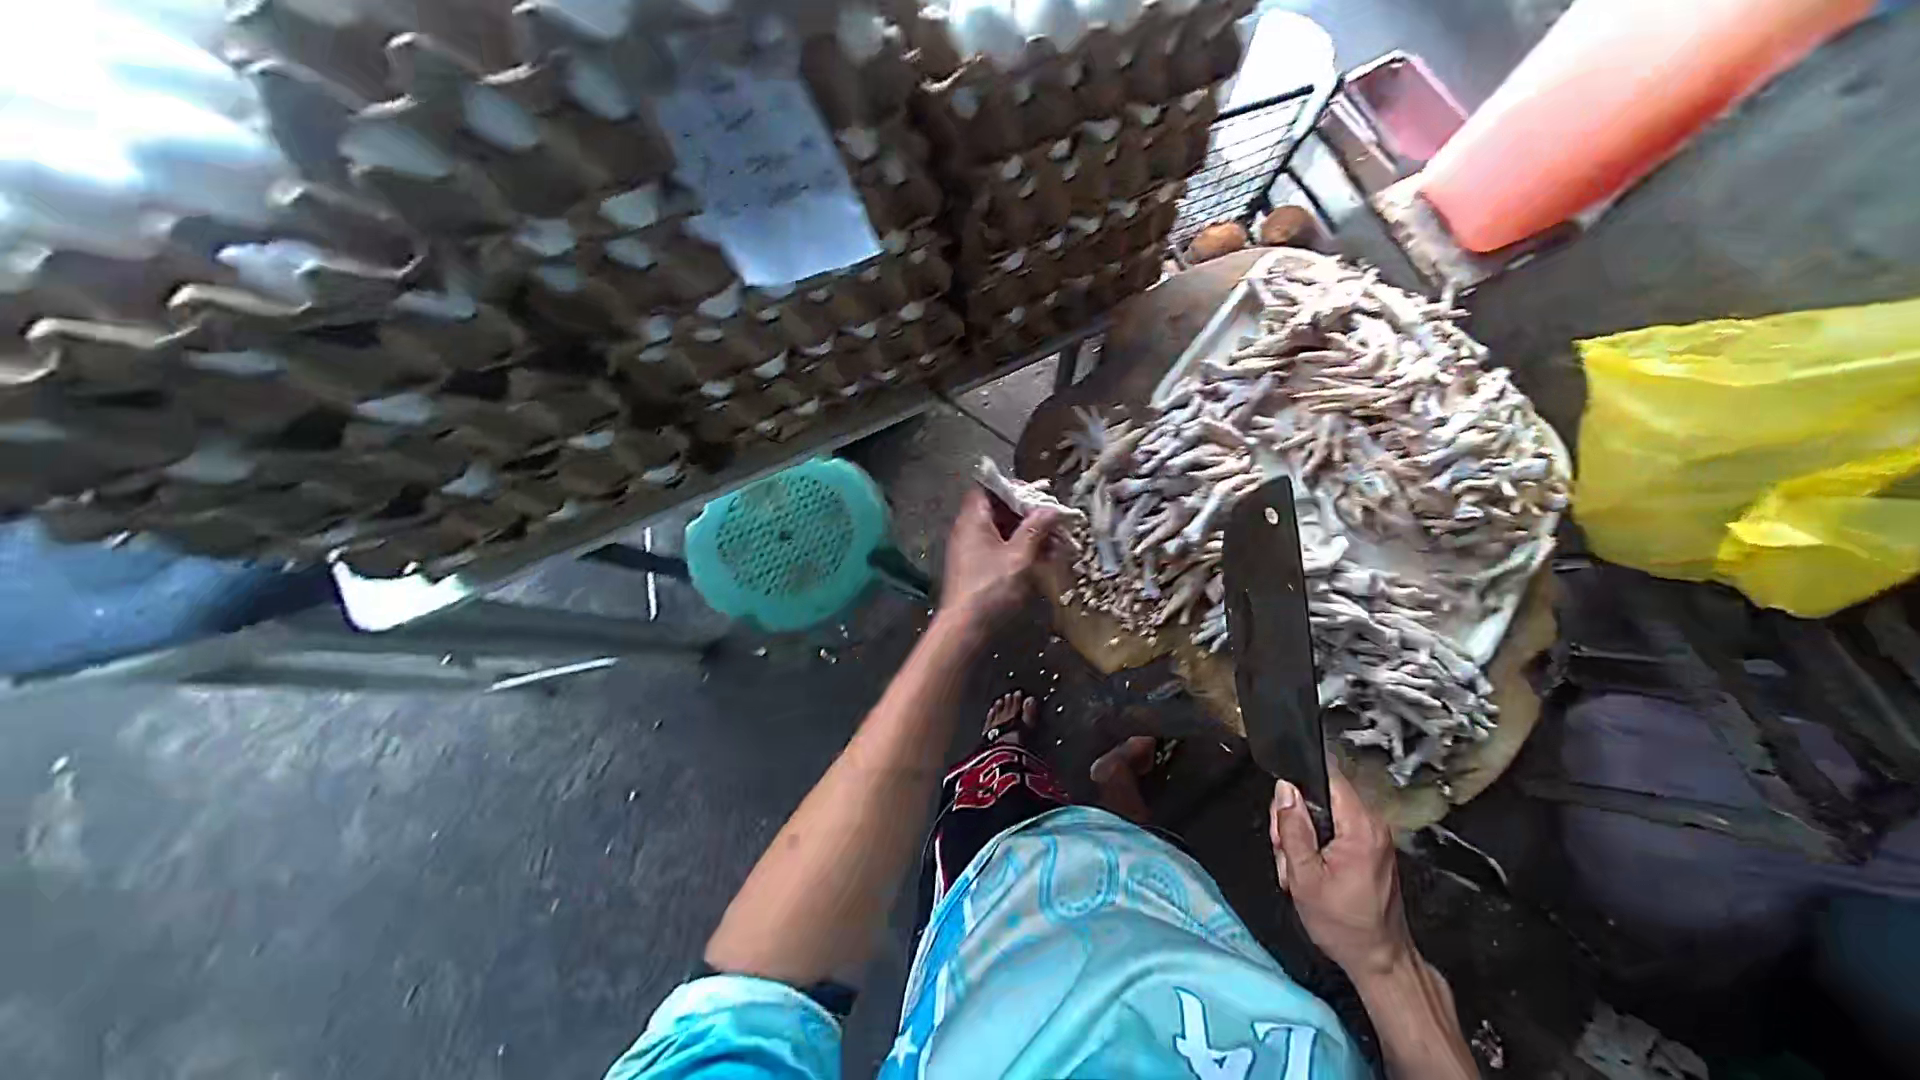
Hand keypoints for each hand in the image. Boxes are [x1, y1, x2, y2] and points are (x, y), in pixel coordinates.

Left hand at [939, 489, 1059, 628]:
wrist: (964, 628)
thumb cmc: (990, 589)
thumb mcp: (1019, 557)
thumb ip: (1036, 530)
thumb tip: (1051, 509)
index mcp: (974, 519)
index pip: (990, 488)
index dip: (1014, 488)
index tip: (1039, 496)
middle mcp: (969, 530)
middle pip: (999, 510)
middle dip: (1029, 514)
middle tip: (1055, 521)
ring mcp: (971, 550)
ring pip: (1003, 532)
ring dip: (1029, 534)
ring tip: (1057, 543)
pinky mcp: (977, 568)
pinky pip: (1000, 549)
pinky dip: (1020, 550)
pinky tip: (1044, 558)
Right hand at [1270, 765, 1414, 978]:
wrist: (1379, 962)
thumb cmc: (1344, 925)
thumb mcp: (1304, 876)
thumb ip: (1292, 827)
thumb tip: (1284, 789)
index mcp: (1361, 828)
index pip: (1328, 777)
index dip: (1298, 785)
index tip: (1283, 810)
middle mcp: (1372, 826)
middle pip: (1320, 796)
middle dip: (1294, 818)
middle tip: (1285, 851)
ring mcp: (1373, 838)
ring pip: (1323, 814)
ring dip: (1301, 835)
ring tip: (1296, 867)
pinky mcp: (1369, 849)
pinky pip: (1334, 830)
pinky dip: (1316, 844)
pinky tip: (1308, 869)